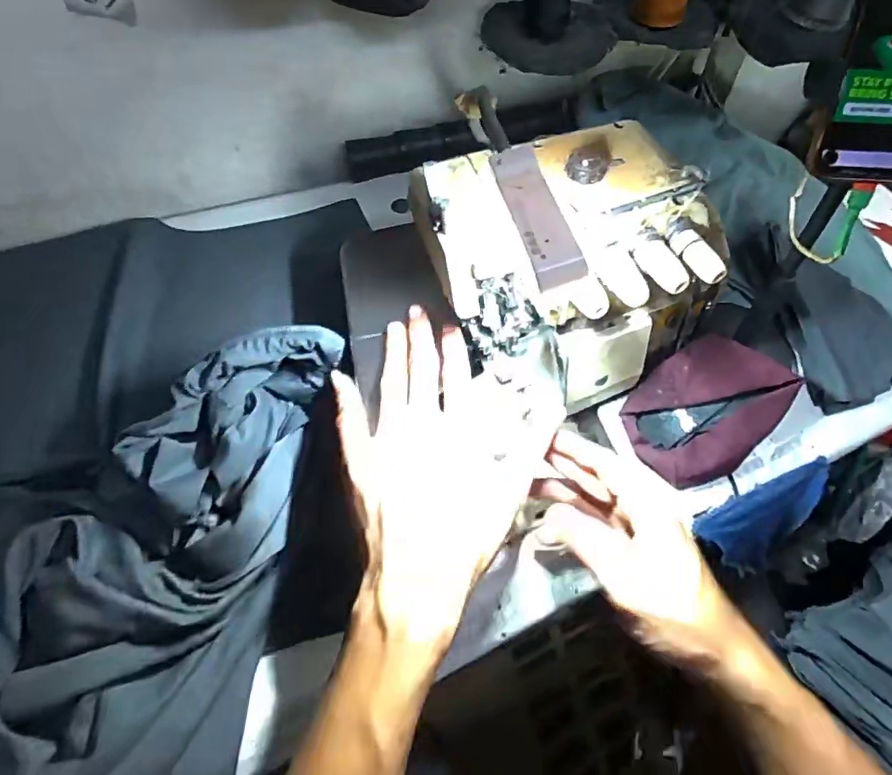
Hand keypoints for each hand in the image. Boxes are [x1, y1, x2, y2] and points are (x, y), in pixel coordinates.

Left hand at [332, 307, 564, 655]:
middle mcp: (421, 427)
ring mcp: (386, 443)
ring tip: (391, 330)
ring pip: (389, 388)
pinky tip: (339, 378)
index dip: (453, 350)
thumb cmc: (469, 536)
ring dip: (391, 357)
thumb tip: (552, 406)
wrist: (418, 580)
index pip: (455, 378)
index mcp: (458, 431)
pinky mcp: (360, 465)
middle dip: (419, 340)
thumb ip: (531, 444)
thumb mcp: (511, 490)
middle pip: (420, 374)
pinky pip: (350, 425)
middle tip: (416, 312)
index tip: (449, 326)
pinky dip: (345, 400)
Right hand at [531, 429, 747, 675]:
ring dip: (565, 487)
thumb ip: (584, 537)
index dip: (575, 448)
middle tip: (528, 449)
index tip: (546, 433)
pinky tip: (551, 513)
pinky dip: (574, 514)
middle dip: (565, 462)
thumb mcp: (622, 572)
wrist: (708, 642)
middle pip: (598, 476)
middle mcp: (642, 505)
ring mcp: (637, 526)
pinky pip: (597, 520)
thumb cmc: (669, 604)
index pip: (605, 463)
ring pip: (595, 497)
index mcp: (646, 500)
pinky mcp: (632, 547)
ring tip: (529, 478)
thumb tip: (549, 514)